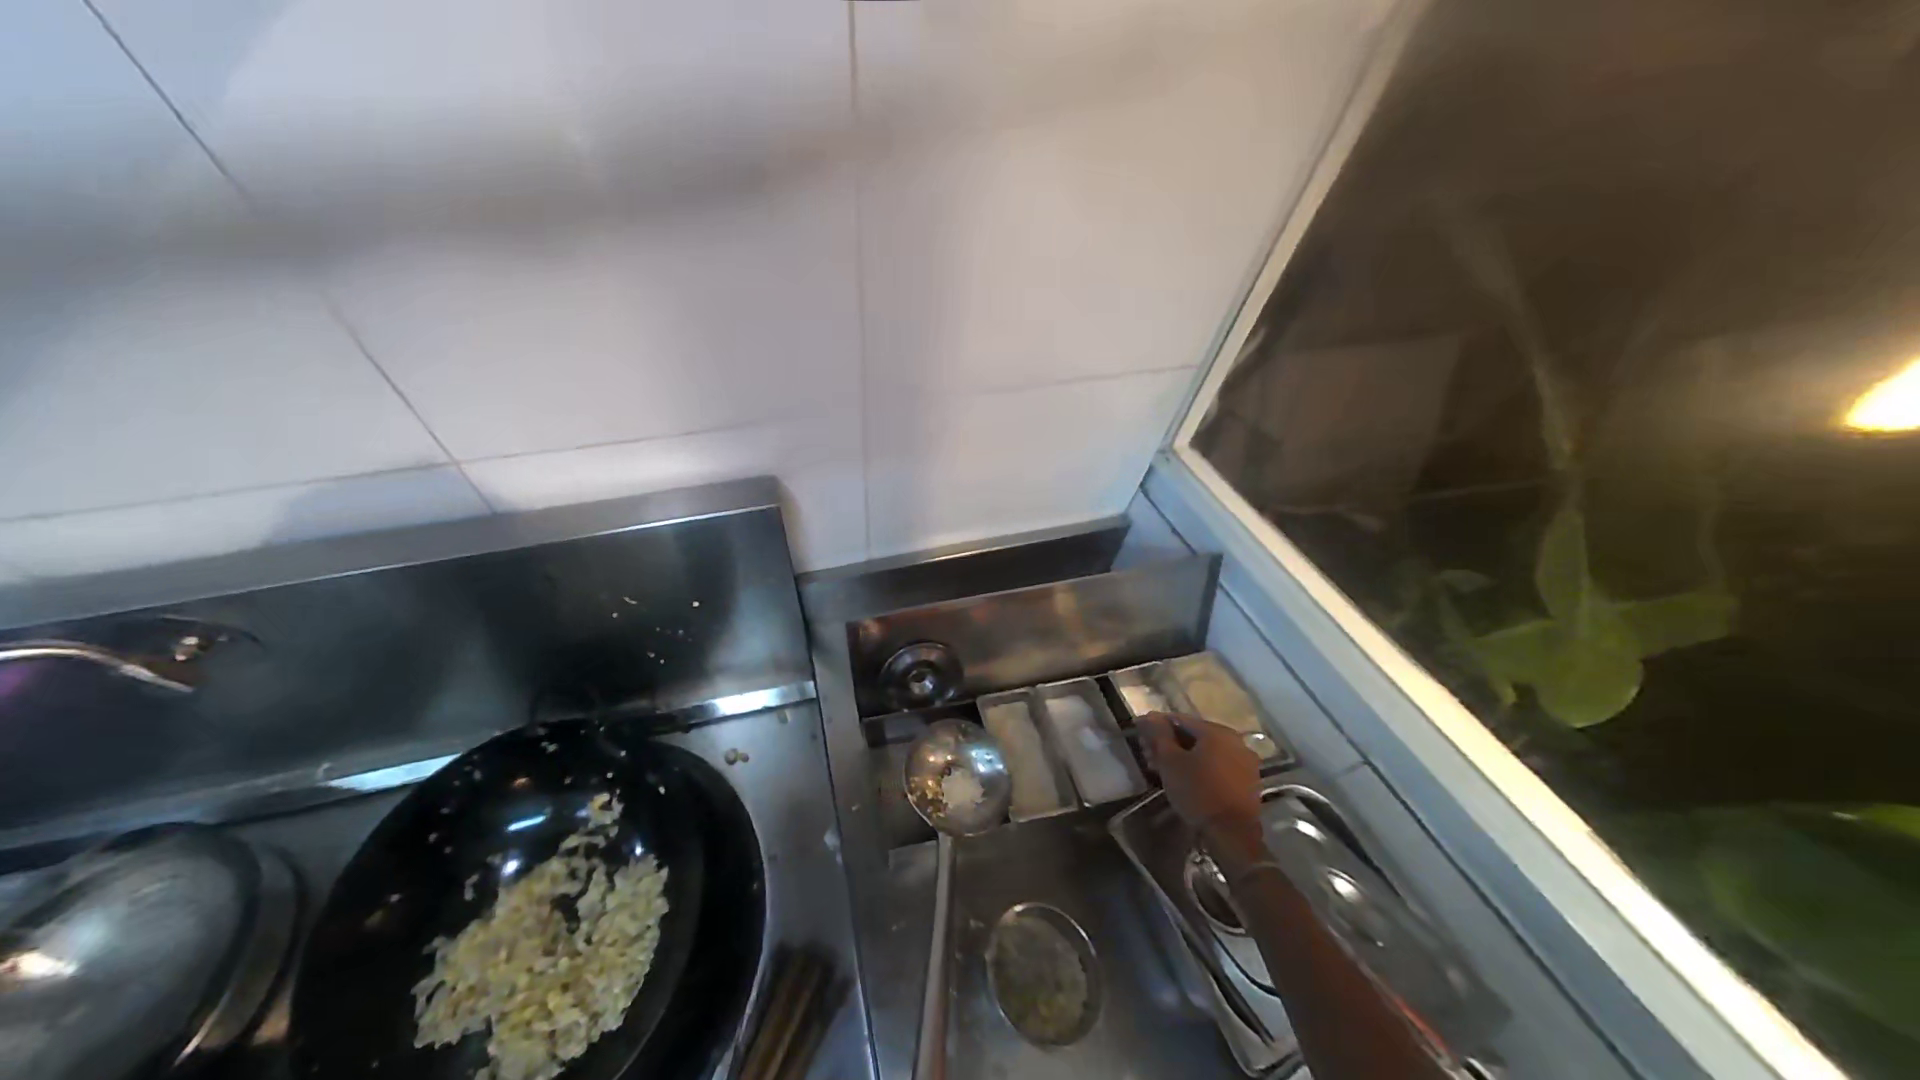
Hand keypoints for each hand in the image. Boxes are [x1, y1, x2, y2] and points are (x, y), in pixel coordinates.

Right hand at [1136, 712, 1262, 847]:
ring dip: (1185, 757)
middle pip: (1195, 735)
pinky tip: (1188, 781)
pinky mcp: (1248, 782)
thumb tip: (1149, 716)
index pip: (1180, 720)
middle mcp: (1235, 740)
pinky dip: (1202, 769)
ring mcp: (1245, 761)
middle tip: (1150, 757)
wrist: (1232, 834)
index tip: (1141, 738)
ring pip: (1208, 752)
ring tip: (1165, 771)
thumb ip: (1159, 735)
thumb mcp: (1170, 762)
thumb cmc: (1197, 792)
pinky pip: (1219, 766)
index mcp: (1217, 731)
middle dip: (1171, 743)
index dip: (1157, 726)